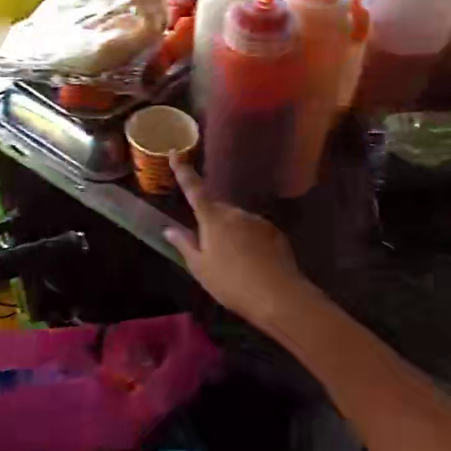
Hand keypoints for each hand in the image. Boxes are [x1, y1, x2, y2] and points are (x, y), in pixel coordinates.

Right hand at [164, 154, 312, 329]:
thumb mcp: (200, 268)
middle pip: (216, 210)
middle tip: (208, 250)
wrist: (280, 297)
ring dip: (230, 234)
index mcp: (213, 219)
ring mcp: (258, 221)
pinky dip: (248, 242)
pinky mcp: (275, 233)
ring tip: (232, 263)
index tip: (175, 153)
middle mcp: (236, 213)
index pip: (194, 189)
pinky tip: (251, 264)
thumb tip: (169, 229)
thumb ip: (184, 245)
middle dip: (210, 222)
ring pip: (236, 221)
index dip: (182, 171)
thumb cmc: (232, 284)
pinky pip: (254, 231)